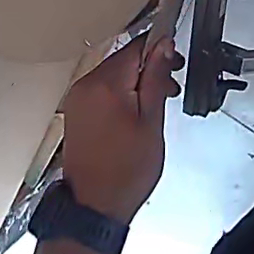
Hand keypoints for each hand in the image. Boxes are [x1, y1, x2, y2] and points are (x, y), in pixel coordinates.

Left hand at [59, 37, 180, 223]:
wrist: (95, 207)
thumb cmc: (124, 171)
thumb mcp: (152, 119)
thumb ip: (157, 77)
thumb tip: (163, 47)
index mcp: (105, 85)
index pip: (136, 47)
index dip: (160, 49)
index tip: (175, 57)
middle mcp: (85, 87)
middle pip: (124, 59)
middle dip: (150, 67)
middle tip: (171, 83)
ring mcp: (78, 100)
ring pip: (115, 74)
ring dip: (138, 80)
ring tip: (158, 100)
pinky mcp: (77, 112)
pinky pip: (104, 89)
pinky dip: (123, 92)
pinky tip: (138, 110)